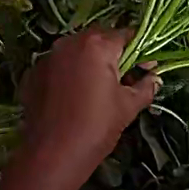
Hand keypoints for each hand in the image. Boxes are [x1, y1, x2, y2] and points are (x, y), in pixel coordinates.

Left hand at [19, 28, 159, 185]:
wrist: (52, 155)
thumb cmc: (96, 127)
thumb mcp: (128, 106)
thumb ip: (145, 87)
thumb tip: (154, 78)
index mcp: (97, 46)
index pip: (126, 35)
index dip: (141, 50)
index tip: (147, 68)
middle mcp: (70, 43)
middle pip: (100, 39)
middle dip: (115, 54)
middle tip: (126, 79)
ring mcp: (48, 57)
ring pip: (78, 51)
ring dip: (92, 62)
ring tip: (101, 88)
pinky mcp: (34, 73)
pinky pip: (60, 65)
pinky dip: (72, 73)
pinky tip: (77, 96)